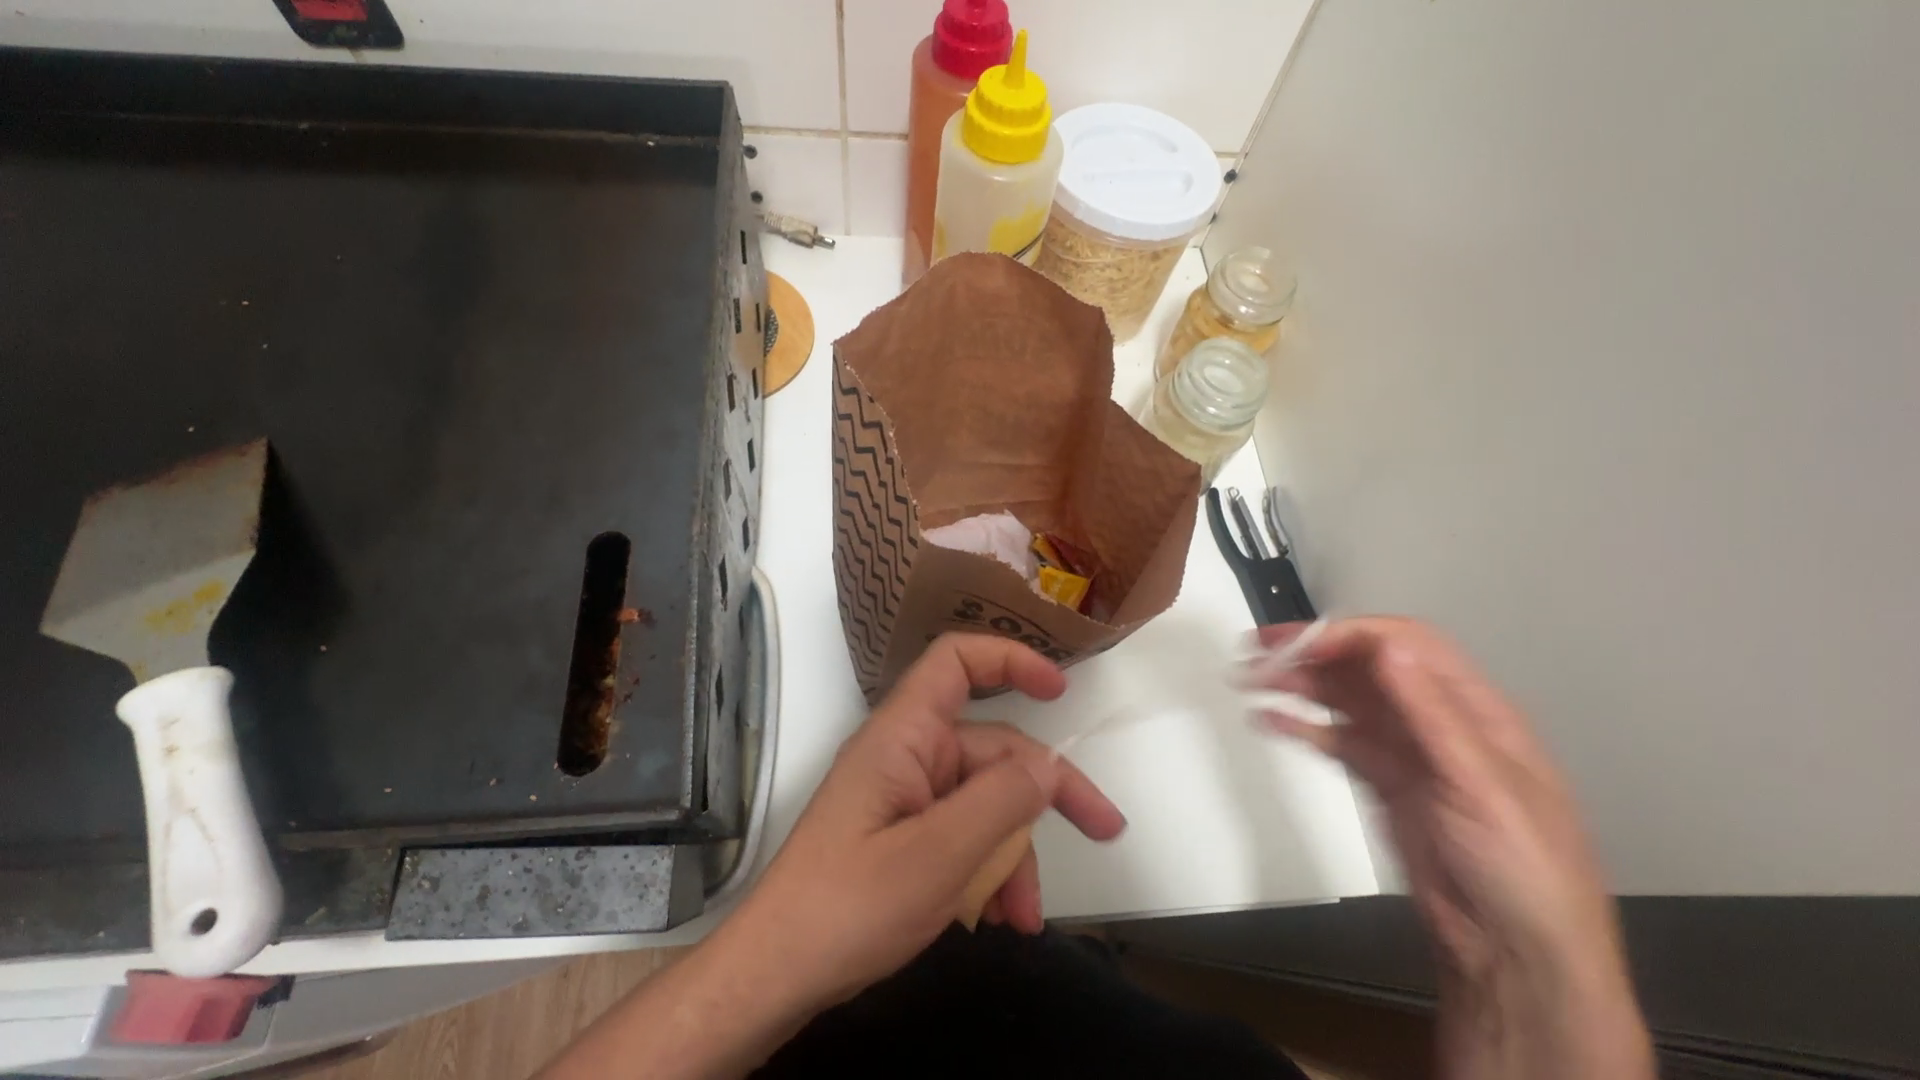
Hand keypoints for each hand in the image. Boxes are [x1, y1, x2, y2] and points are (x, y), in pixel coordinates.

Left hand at [723, 632, 1126, 1010]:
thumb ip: (1001, 803)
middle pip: (992, 750)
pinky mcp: (903, 838)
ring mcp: (905, 800)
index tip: (1060, 691)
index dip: (1009, 660)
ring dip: (1014, 854)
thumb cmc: (848, 907)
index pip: (955, 663)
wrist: (777, 974)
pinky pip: (962, 836)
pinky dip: (987, 871)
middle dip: (1045, 795)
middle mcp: (906, 757)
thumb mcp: (937, 856)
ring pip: (984, 803)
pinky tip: (999, 918)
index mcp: (903, 737)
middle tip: (1104, 830)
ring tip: (1025, 915)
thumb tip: (1052, 764)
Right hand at [1248, 617, 1653, 1079]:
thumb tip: (1388, 647)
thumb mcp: (1482, 785)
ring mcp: (1408, 754)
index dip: (1349, 637)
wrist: (1517, 955)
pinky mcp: (1384, 784)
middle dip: (1311, 654)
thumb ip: (1432, 714)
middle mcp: (1436, 722)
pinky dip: (1303, 727)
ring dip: (1299, 685)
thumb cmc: (1523, 867)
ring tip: (1250, 681)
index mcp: (1473, 710)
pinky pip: (1338, 742)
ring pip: (1346, 702)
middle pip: (1366, 669)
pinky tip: (1270, 720)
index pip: (1405, 646)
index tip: (1297, 645)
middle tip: (1255, 652)